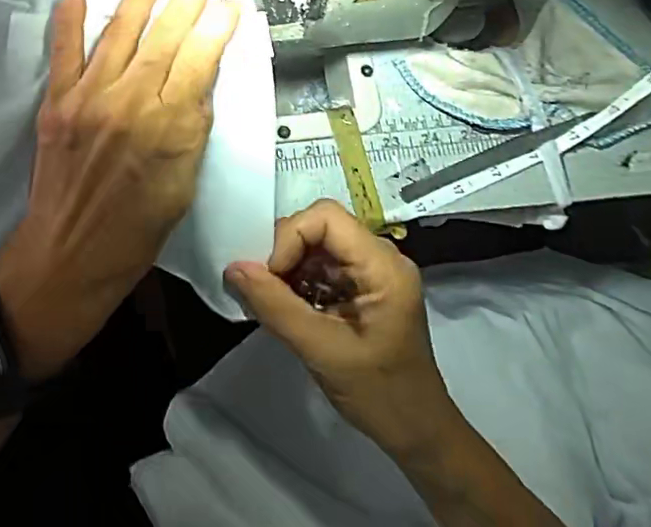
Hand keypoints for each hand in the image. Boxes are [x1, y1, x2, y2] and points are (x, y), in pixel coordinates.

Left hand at [0, 0, 238, 378]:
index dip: (217, 27)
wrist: (71, 255)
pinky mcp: (56, 104)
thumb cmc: (139, 227)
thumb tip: (199, 79)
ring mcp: (89, 99)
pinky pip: (64, 53)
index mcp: (169, 127)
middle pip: (164, 38)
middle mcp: (130, 103)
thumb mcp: (186, 180)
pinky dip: (69, 21)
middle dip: (185, 0)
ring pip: (119, 34)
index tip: (230, 4)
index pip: (200, 59)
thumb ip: (193, 125)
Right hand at [223, 199, 457, 455]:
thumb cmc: (379, 394)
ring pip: (318, 244)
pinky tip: (290, 308)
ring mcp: (372, 271)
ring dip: (290, 268)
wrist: (417, 432)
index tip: (271, 278)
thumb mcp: (322, 351)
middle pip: (321, 226)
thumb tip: (233, 269)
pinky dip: (300, 281)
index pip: (326, 217)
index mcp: (382, 265)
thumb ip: (275, 307)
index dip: (291, 237)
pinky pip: (323, 265)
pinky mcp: (363, 286)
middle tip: (268, 292)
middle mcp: (380, 257)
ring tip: (276, 303)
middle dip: (286, 252)